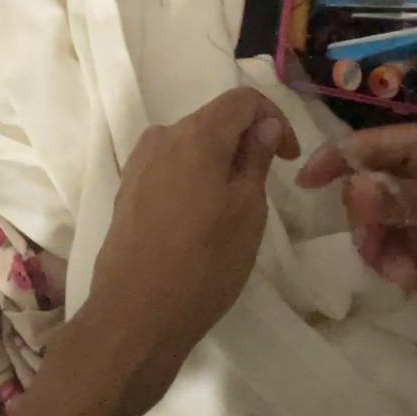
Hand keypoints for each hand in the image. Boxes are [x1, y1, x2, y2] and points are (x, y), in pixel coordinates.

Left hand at [62, 88, 298, 415]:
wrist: (133, 316)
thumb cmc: (203, 263)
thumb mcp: (247, 211)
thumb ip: (256, 158)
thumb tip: (264, 125)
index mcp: (196, 134)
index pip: (243, 99)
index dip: (274, 118)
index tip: (289, 156)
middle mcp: (163, 135)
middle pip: (214, 120)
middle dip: (246, 141)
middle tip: (265, 186)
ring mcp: (140, 161)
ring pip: (191, 144)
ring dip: (219, 161)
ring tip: (233, 207)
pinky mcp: (128, 187)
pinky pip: (170, 166)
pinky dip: (194, 176)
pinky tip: (199, 217)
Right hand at [295, 119, 416, 339]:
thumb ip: (403, 197)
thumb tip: (354, 188)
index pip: (369, 145)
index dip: (336, 160)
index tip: (305, 183)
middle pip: (364, 187)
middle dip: (363, 216)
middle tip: (373, 241)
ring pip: (372, 224)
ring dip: (378, 247)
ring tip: (399, 270)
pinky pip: (390, 253)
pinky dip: (394, 267)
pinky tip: (414, 281)